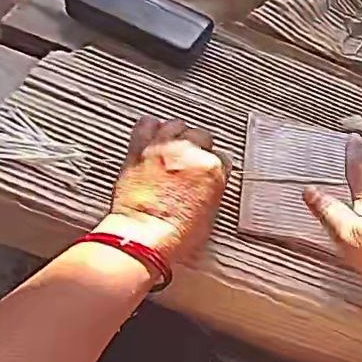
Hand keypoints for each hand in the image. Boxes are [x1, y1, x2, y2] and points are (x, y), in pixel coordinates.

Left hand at [100, 117, 229, 266]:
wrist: (145, 237)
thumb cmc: (176, 233)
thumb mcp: (210, 213)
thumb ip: (211, 188)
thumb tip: (206, 182)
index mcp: (213, 169)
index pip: (222, 157)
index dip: (213, 167)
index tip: (207, 174)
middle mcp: (190, 152)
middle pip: (202, 136)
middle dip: (198, 148)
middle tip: (190, 162)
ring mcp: (164, 148)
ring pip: (176, 125)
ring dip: (177, 135)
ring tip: (174, 147)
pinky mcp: (140, 149)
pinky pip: (146, 124)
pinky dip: (150, 127)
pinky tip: (153, 135)